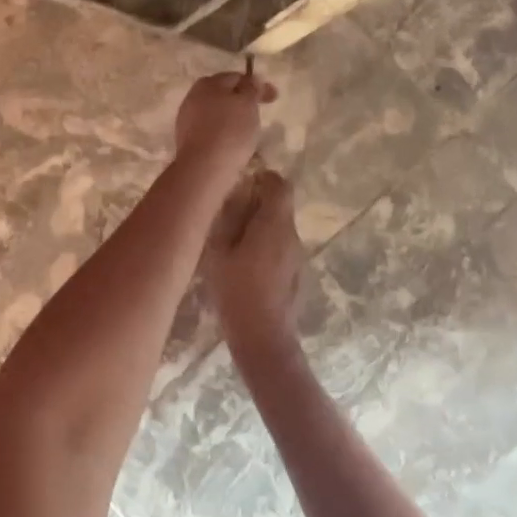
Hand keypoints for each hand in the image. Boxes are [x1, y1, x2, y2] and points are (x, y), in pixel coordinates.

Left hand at [173, 71, 275, 174]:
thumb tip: (253, 79)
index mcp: (207, 84)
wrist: (204, 167)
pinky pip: (210, 130)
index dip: (256, 85)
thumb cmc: (230, 131)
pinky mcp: (187, 140)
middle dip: (242, 100)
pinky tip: (233, 144)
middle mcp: (193, 97)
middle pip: (222, 94)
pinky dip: (224, 133)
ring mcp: (187, 120)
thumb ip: (251, 88)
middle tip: (260, 112)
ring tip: (249, 130)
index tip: (274, 97)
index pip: (235, 77)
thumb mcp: (247, 104)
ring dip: (233, 118)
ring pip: (216, 113)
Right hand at [204, 170, 304, 359]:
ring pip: (279, 228)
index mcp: (275, 224)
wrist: (263, 338)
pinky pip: (279, 248)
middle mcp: (291, 235)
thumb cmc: (236, 291)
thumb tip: (235, 193)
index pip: (280, 185)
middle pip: (279, 206)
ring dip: (258, 227)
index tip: (240, 184)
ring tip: (230, 243)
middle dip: (255, 204)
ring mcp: (297, 257)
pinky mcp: (295, 274)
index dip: (263, 178)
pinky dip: (263, 247)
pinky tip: (243, 267)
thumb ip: (228, 218)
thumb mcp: (220, 251)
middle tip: (226, 216)